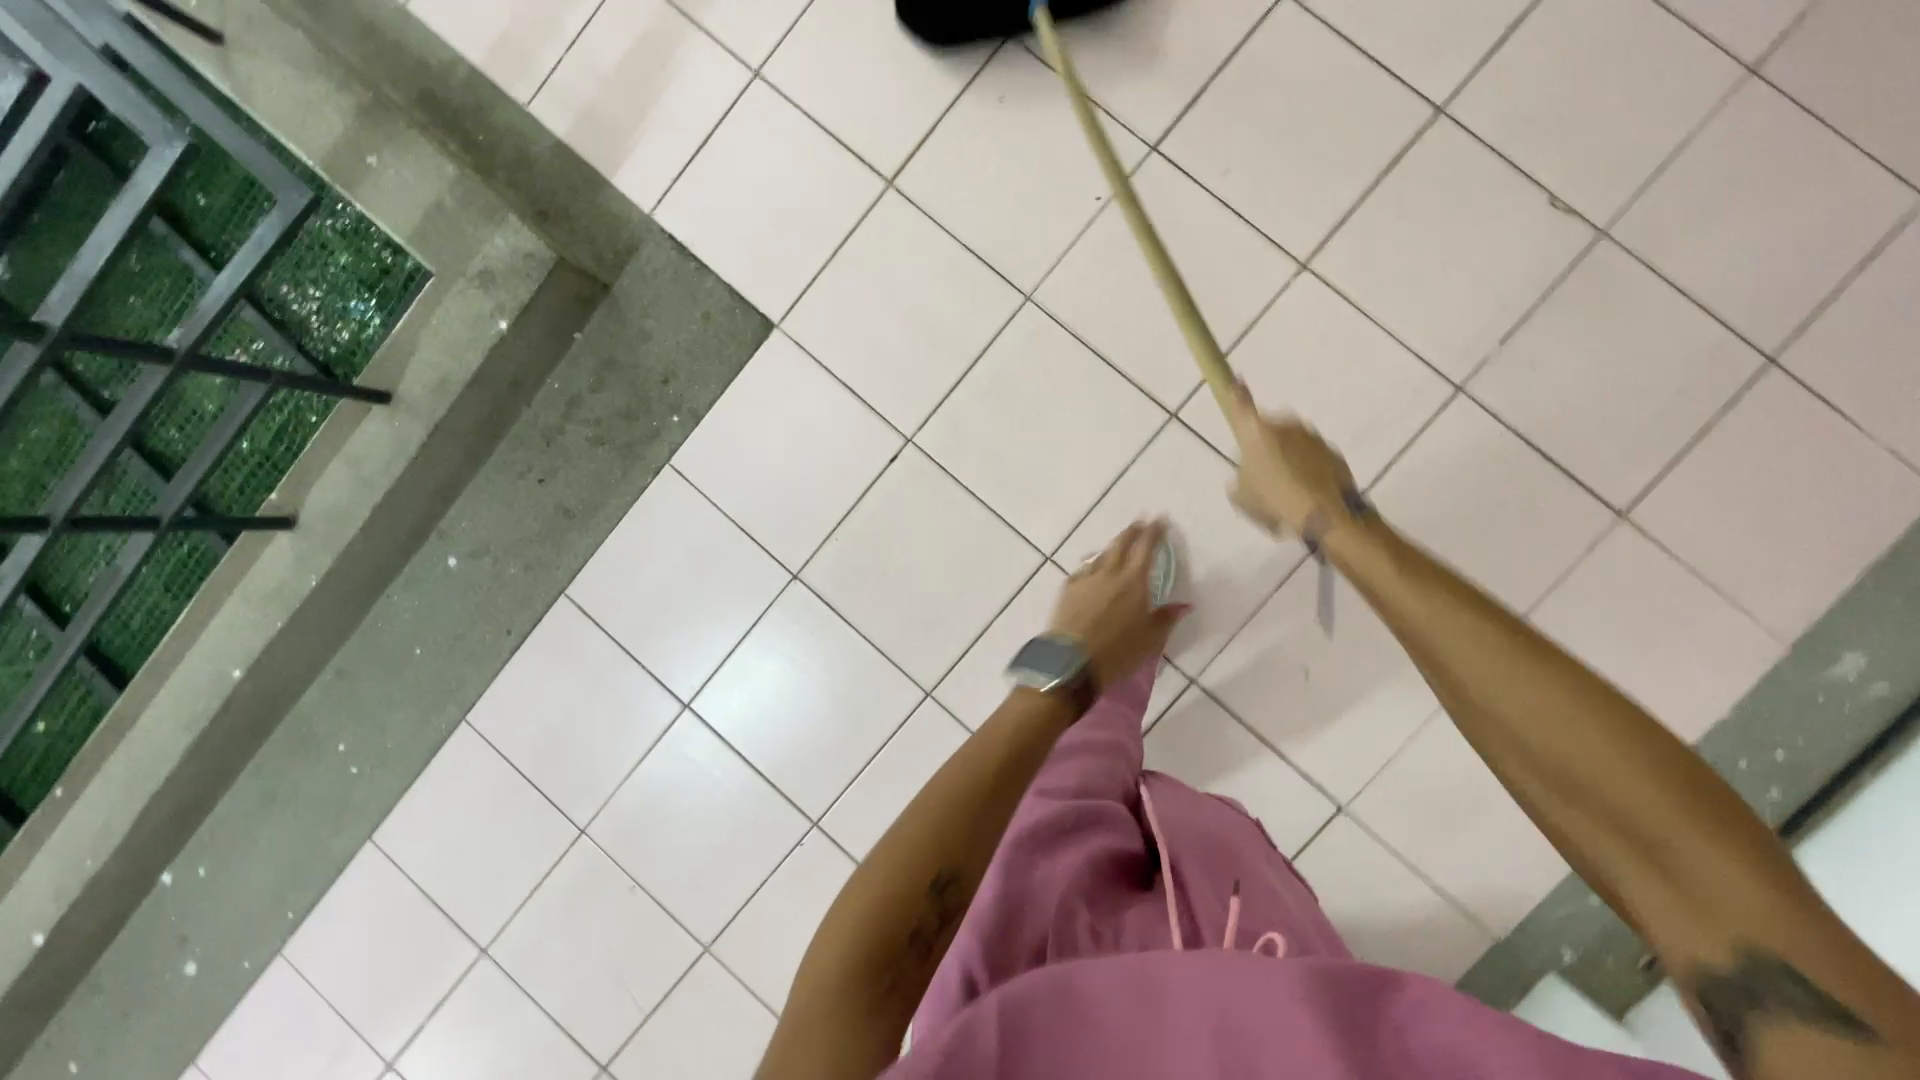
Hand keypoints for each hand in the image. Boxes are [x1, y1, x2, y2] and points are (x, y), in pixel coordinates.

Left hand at [1049, 519, 1188, 690]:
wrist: (1070, 663)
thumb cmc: (1117, 653)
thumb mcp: (1150, 640)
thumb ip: (1166, 619)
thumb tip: (1183, 605)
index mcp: (1134, 582)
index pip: (1146, 548)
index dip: (1154, 532)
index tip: (1159, 520)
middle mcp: (1109, 574)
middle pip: (1121, 543)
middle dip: (1132, 531)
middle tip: (1139, 523)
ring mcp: (1085, 579)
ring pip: (1101, 556)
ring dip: (1112, 548)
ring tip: (1118, 547)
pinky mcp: (1067, 590)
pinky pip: (1083, 571)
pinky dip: (1092, 567)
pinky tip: (1093, 572)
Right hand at [1223, 379, 1359, 538]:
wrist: (1325, 515)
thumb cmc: (1273, 501)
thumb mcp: (1241, 497)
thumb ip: (1240, 479)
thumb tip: (1247, 474)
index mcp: (1256, 433)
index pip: (1241, 405)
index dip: (1237, 392)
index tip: (1237, 378)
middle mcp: (1285, 426)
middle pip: (1270, 430)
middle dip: (1267, 446)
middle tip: (1264, 476)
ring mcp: (1312, 437)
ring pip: (1293, 445)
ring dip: (1289, 460)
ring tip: (1286, 492)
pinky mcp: (1333, 452)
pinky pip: (1313, 458)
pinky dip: (1308, 471)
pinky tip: (1305, 496)